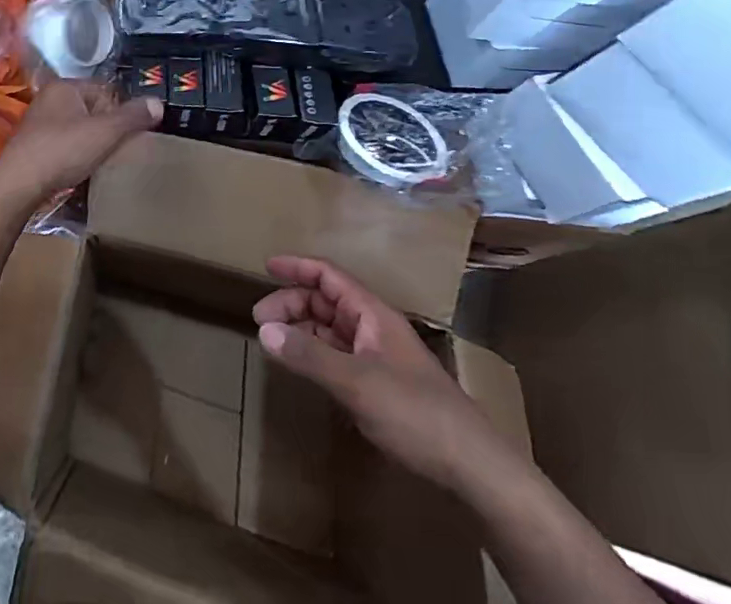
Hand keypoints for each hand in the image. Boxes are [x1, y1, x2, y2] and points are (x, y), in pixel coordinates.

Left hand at [0, 80, 159, 205]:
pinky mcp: (33, 147)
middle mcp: (48, 99)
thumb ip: (133, 117)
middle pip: (92, 108)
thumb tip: (158, 102)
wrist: (18, 185)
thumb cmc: (63, 151)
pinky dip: (76, 154)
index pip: (105, 89)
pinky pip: (64, 144)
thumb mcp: (105, 132)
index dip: (123, 109)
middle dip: (108, 127)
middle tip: (121, 147)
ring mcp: (38, 124)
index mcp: (65, 87)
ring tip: (104, 160)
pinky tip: (82, 169)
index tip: (134, 132)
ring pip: (78, 128)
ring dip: (92, 142)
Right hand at [253, 256, 518, 493]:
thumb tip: (264, 331)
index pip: (330, 277)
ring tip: (273, 341)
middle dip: (292, 303)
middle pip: (326, 301)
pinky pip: (336, 356)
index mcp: (373, 315)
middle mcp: (374, 329)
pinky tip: (299, 365)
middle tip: (260, 321)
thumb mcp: (357, 382)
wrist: (471, 464)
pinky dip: (313, 353)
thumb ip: (309, 355)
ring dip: (301, 328)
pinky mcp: (377, 385)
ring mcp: (376, 357)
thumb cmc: (416, 412)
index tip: (266, 266)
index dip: (298, 267)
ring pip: (330, 329)